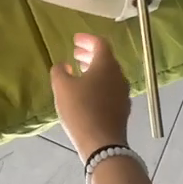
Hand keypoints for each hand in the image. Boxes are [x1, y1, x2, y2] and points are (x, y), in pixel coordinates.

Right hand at [50, 32, 130, 159]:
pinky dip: (100, 84)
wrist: (103, 144)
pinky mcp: (123, 108)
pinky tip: (88, 93)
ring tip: (80, 71)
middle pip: (106, 58)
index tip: (75, 39)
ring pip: (109, 74)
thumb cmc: (81, 110)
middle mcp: (118, 75)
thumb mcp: (62, 87)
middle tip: (76, 54)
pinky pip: (111, 88)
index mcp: (106, 64)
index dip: (87, 39)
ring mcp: (123, 93)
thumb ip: (59, 71)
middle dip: (90, 54)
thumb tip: (64, 65)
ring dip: (95, 69)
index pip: (100, 43)